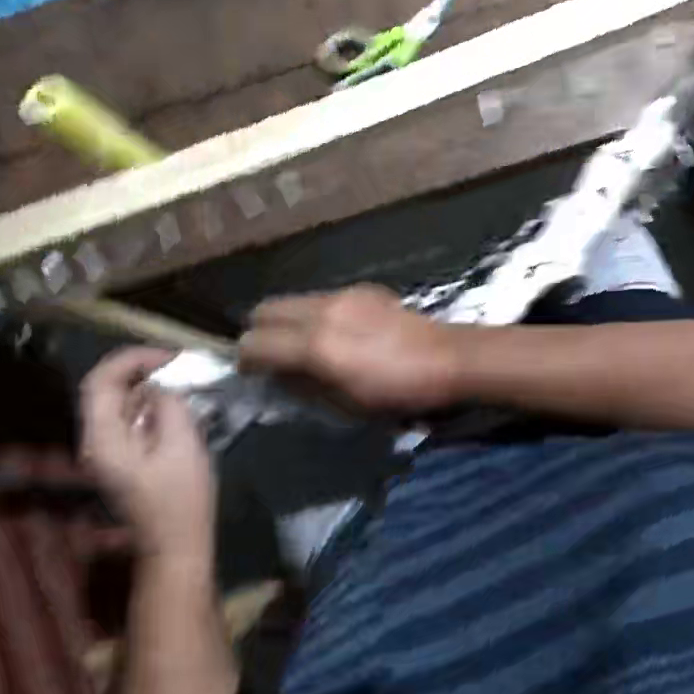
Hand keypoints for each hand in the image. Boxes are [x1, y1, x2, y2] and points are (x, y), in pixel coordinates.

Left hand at [80, 348, 214, 562]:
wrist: (177, 548)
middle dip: (141, 372)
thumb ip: (168, 404)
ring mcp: (110, 454)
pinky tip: (179, 408)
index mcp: (103, 439)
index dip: (131, 359)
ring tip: (183, 383)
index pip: (100, 381)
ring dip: (148, 389)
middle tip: (178, 367)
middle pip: (107, 391)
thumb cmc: (181, 500)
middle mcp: (97, 442)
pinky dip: (151, 409)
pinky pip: (131, 423)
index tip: (167, 357)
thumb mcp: (181, 444)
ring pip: (120, 406)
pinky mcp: (125, 462)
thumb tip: (162, 385)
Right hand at [237, 285, 461, 413]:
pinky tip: (333, 332)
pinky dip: (310, 313)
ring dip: (283, 320)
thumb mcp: (345, 405)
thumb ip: (303, 387)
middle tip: (267, 355)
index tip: (248, 372)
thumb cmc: (398, 394)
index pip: (255, 342)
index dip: (243, 359)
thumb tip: (276, 376)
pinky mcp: (361, 288)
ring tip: (298, 344)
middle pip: (264, 309)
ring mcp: (341, 295)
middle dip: (257, 331)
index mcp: (316, 346)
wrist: (449, 359)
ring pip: (291, 299)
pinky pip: (318, 297)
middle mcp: (322, 311)